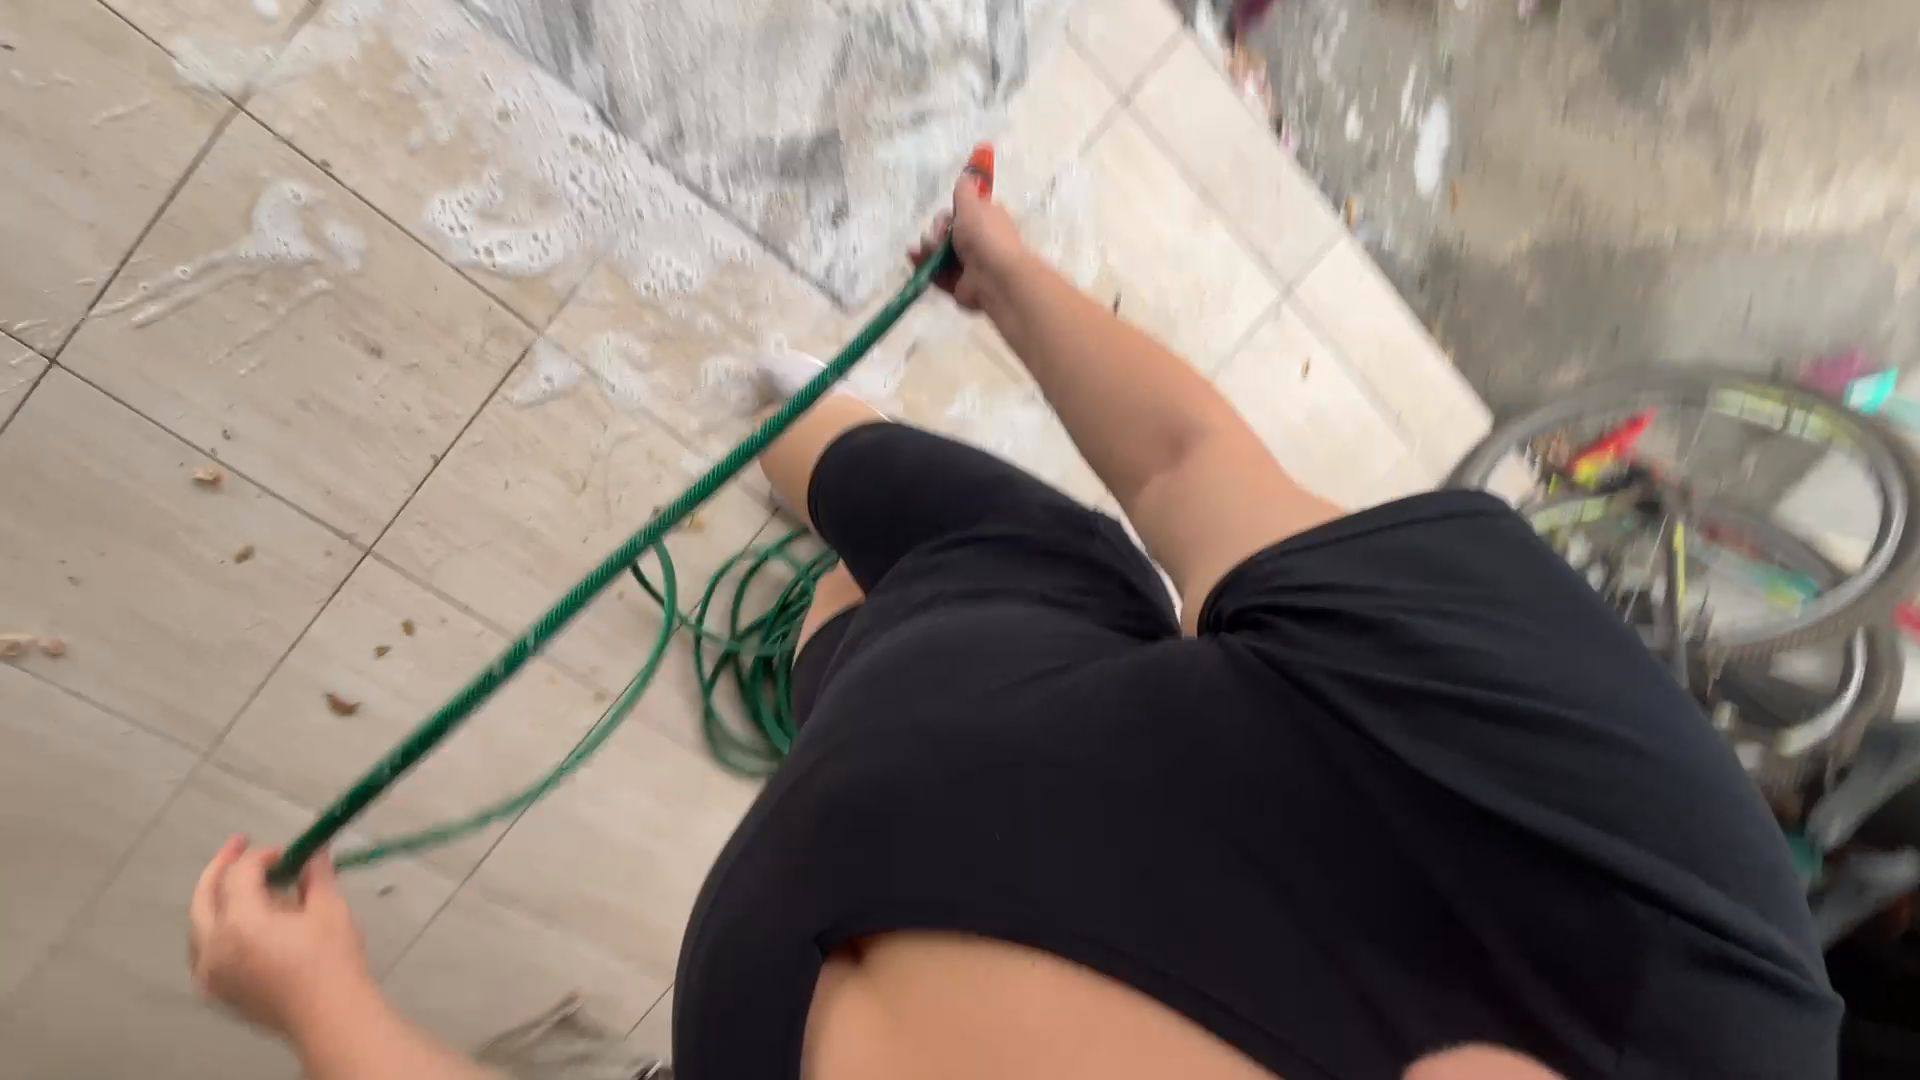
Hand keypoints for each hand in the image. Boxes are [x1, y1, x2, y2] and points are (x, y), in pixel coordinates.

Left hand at [188, 835, 375, 1040]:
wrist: (326, 1011)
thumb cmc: (331, 956)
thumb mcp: (329, 909)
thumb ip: (315, 878)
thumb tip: (313, 854)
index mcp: (241, 924)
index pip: (239, 877)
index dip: (261, 856)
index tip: (288, 851)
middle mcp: (212, 947)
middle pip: (202, 900)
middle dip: (220, 867)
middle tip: (238, 843)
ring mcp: (208, 972)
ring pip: (199, 926)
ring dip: (218, 899)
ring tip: (249, 885)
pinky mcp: (215, 989)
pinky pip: (206, 949)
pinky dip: (220, 926)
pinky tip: (249, 923)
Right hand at [908, 177, 1030, 310]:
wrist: (994, 276)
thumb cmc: (985, 236)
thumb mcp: (972, 203)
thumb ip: (964, 189)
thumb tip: (965, 176)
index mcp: (988, 220)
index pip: (965, 212)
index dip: (952, 213)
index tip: (949, 215)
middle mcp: (979, 242)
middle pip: (948, 232)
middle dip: (937, 231)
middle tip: (939, 236)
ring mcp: (969, 265)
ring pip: (940, 253)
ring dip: (928, 249)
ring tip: (924, 249)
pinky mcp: (958, 285)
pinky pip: (937, 273)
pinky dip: (924, 266)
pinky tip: (913, 258)